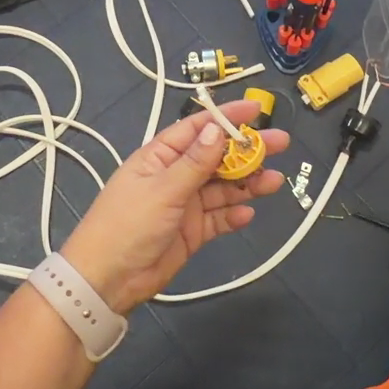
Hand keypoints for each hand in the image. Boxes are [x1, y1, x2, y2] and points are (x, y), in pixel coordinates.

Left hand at [60, 100, 288, 315]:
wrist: (107, 280)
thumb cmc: (127, 224)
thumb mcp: (162, 189)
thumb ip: (194, 162)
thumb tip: (217, 129)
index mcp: (159, 156)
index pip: (197, 128)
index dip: (226, 117)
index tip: (256, 109)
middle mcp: (174, 175)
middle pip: (216, 157)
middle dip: (247, 150)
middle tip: (281, 143)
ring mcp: (184, 204)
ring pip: (222, 187)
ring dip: (247, 183)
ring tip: (275, 181)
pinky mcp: (191, 232)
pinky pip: (218, 218)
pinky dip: (233, 215)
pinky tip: (248, 213)